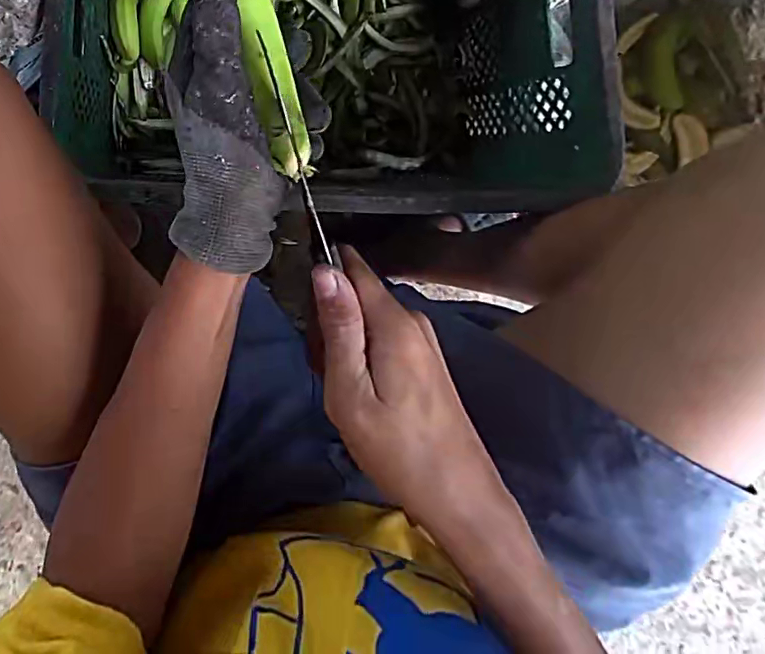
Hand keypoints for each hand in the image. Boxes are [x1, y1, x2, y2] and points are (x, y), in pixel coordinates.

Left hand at [164, 0, 284, 273]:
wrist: (241, 212)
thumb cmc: (225, 151)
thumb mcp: (220, 89)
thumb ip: (219, 38)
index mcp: (192, 65)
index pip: (208, 10)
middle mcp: (215, 76)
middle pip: (251, 37)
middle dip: (279, 48)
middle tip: (294, 56)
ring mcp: (241, 99)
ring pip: (278, 69)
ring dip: (300, 90)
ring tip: (309, 115)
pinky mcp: (264, 119)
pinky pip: (289, 101)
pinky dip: (303, 115)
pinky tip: (307, 133)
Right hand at [311, 246, 505, 518]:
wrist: (459, 496)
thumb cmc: (397, 450)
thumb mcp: (351, 392)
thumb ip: (339, 328)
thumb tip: (325, 270)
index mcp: (394, 322)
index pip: (353, 268)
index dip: (323, 277)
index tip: (305, 312)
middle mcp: (413, 320)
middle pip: (357, 296)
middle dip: (331, 322)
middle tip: (323, 370)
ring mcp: (424, 339)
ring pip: (367, 319)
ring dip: (345, 344)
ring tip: (342, 389)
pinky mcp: (426, 359)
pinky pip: (383, 338)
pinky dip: (363, 357)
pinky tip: (363, 395)